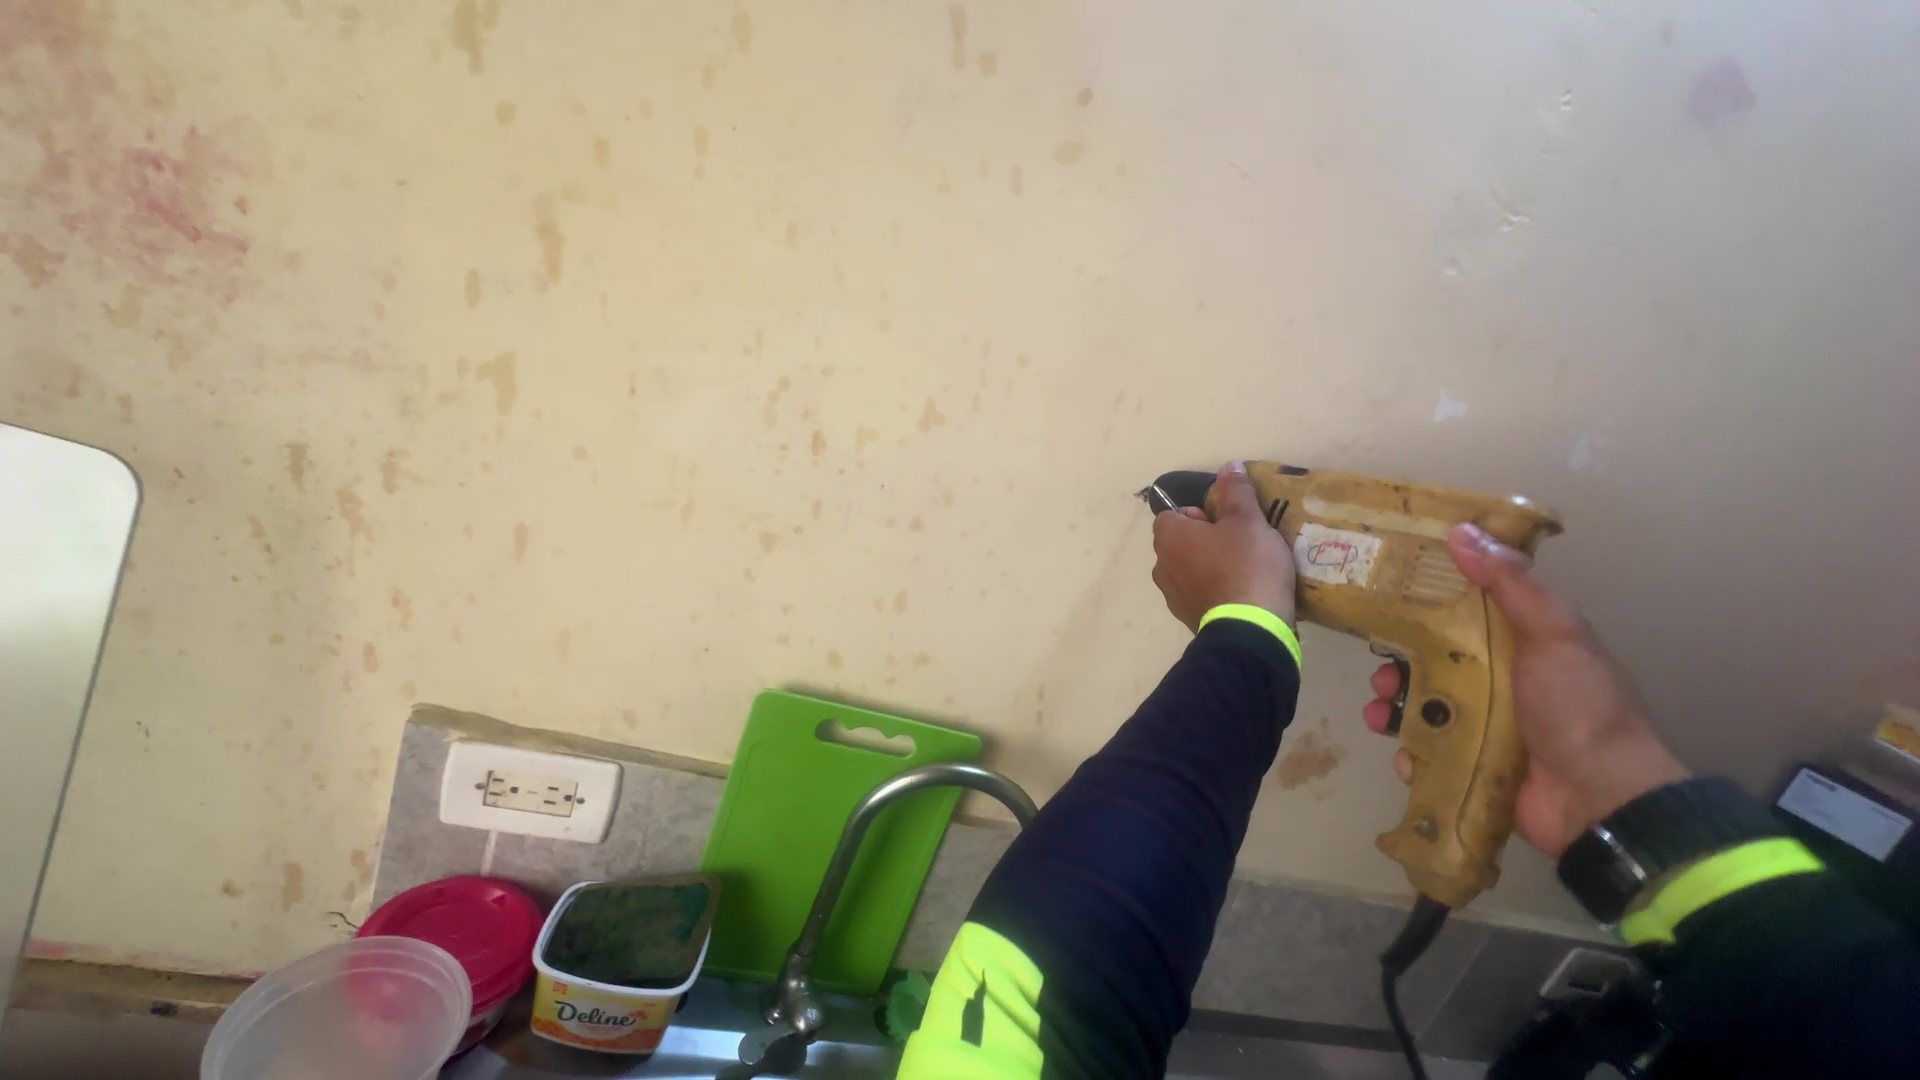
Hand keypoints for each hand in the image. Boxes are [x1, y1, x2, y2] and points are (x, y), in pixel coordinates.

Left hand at [1150, 462, 1294, 631]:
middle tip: (1239, 542)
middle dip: (1205, 539)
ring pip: (1188, 569)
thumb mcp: (1247, 520)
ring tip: (1244, 568)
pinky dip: (1214, 589)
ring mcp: (1172, 595)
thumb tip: (1229, 466)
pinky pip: (1199, 593)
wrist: (1250, 629)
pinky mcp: (1187, 617)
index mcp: (1168, 538)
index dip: (1198, 513)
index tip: (1224, 521)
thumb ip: (1236, 492)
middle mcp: (1161, 565)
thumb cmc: (1245, 565)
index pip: (1171, 514)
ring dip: (1210, 565)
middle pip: (1180, 542)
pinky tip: (1241, 592)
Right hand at [1362, 523, 1688, 857]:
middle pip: (1429, 661)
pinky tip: (1402, 751)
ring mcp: (1482, 723)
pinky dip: (1409, 749)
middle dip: (1396, 664)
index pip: (1461, 613)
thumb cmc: (1580, 708)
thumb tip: (1463, 531)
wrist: (1602, 799)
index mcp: (1518, 644)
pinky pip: (1426, 749)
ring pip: (1420, 703)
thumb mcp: (1554, 634)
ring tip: (1379, 713)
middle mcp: (1497, 679)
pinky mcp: (1469, 762)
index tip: (1385, 596)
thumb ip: (1511, 585)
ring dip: (1392, 706)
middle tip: (1379, 671)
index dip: (1423, 603)